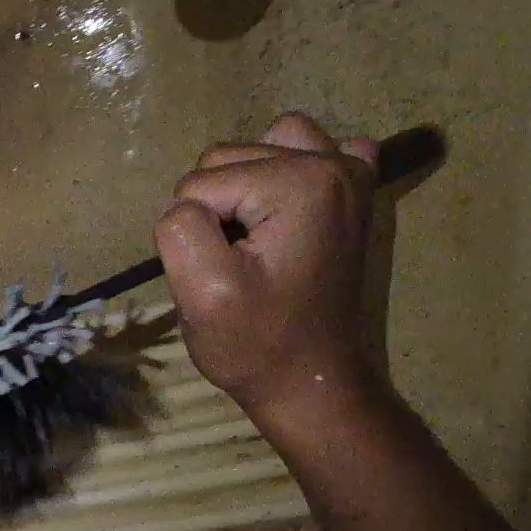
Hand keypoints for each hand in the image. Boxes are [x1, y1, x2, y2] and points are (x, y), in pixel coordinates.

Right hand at [155, 112, 383, 414]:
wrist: (309, 379)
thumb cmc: (254, 342)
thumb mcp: (201, 293)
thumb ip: (180, 233)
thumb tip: (180, 209)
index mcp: (301, 182)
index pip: (196, 186)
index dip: (192, 235)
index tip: (219, 276)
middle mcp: (333, 161)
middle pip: (222, 161)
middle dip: (213, 210)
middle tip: (233, 263)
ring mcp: (350, 172)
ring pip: (254, 152)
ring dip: (238, 193)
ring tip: (251, 241)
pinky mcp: (350, 192)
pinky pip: (302, 154)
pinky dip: (279, 179)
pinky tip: (281, 217)